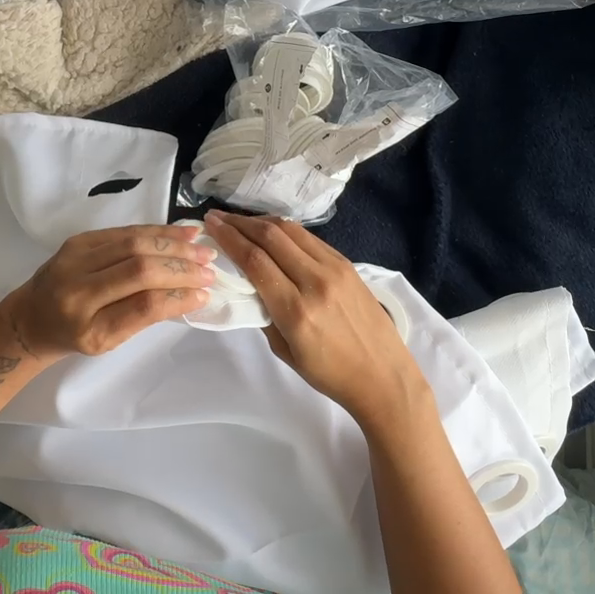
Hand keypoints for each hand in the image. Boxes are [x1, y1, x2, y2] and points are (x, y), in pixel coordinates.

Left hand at [0, 225, 215, 359]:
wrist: (31, 317)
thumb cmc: (74, 336)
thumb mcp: (108, 341)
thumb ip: (144, 316)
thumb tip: (192, 294)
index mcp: (87, 327)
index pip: (141, 306)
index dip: (178, 296)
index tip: (206, 293)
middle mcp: (77, 289)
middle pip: (138, 269)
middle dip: (181, 266)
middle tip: (211, 268)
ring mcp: (75, 258)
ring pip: (133, 243)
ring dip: (173, 244)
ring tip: (203, 248)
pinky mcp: (78, 239)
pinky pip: (123, 231)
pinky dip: (155, 232)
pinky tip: (179, 234)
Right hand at [203, 211, 430, 422]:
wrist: (385, 377)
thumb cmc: (330, 374)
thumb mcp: (285, 352)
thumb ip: (263, 314)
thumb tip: (247, 284)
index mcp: (296, 311)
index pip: (254, 261)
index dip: (228, 238)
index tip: (210, 225)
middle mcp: (315, 283)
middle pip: (271, 236)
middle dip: (239, 222)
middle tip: (217, 217)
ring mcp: (335, 270)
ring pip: (291, 230)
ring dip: (260, 221)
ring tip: (240, 221)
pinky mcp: (348, 264)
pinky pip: (309, 238)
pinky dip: (285, 229)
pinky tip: (271, 232)